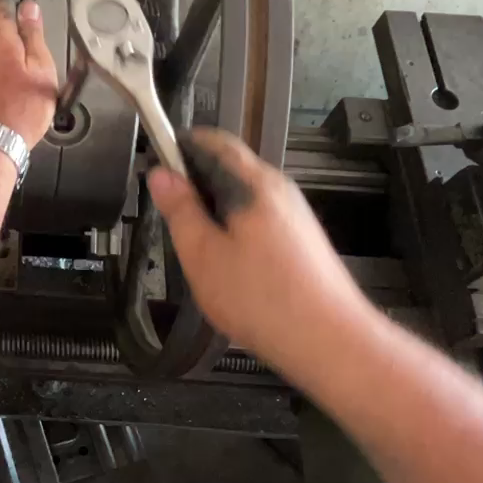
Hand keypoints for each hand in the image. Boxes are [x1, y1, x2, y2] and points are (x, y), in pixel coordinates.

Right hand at [147, 129, 378, 370]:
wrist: (328, 341)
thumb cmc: (259, 298)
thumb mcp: (203, 254)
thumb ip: (180, 210)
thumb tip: (161, 174)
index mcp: (254, 183)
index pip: (213, 141)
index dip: (179, 145)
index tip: (154, 164)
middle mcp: (279, 189)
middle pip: (229, 166)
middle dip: (194, 181)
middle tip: (167, 212)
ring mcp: (294, 214)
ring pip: (242, 195)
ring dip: (212, 207)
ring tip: (192, 243)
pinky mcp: (300, 238)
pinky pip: (257, 216)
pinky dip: (232, 226)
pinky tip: (223, 262)